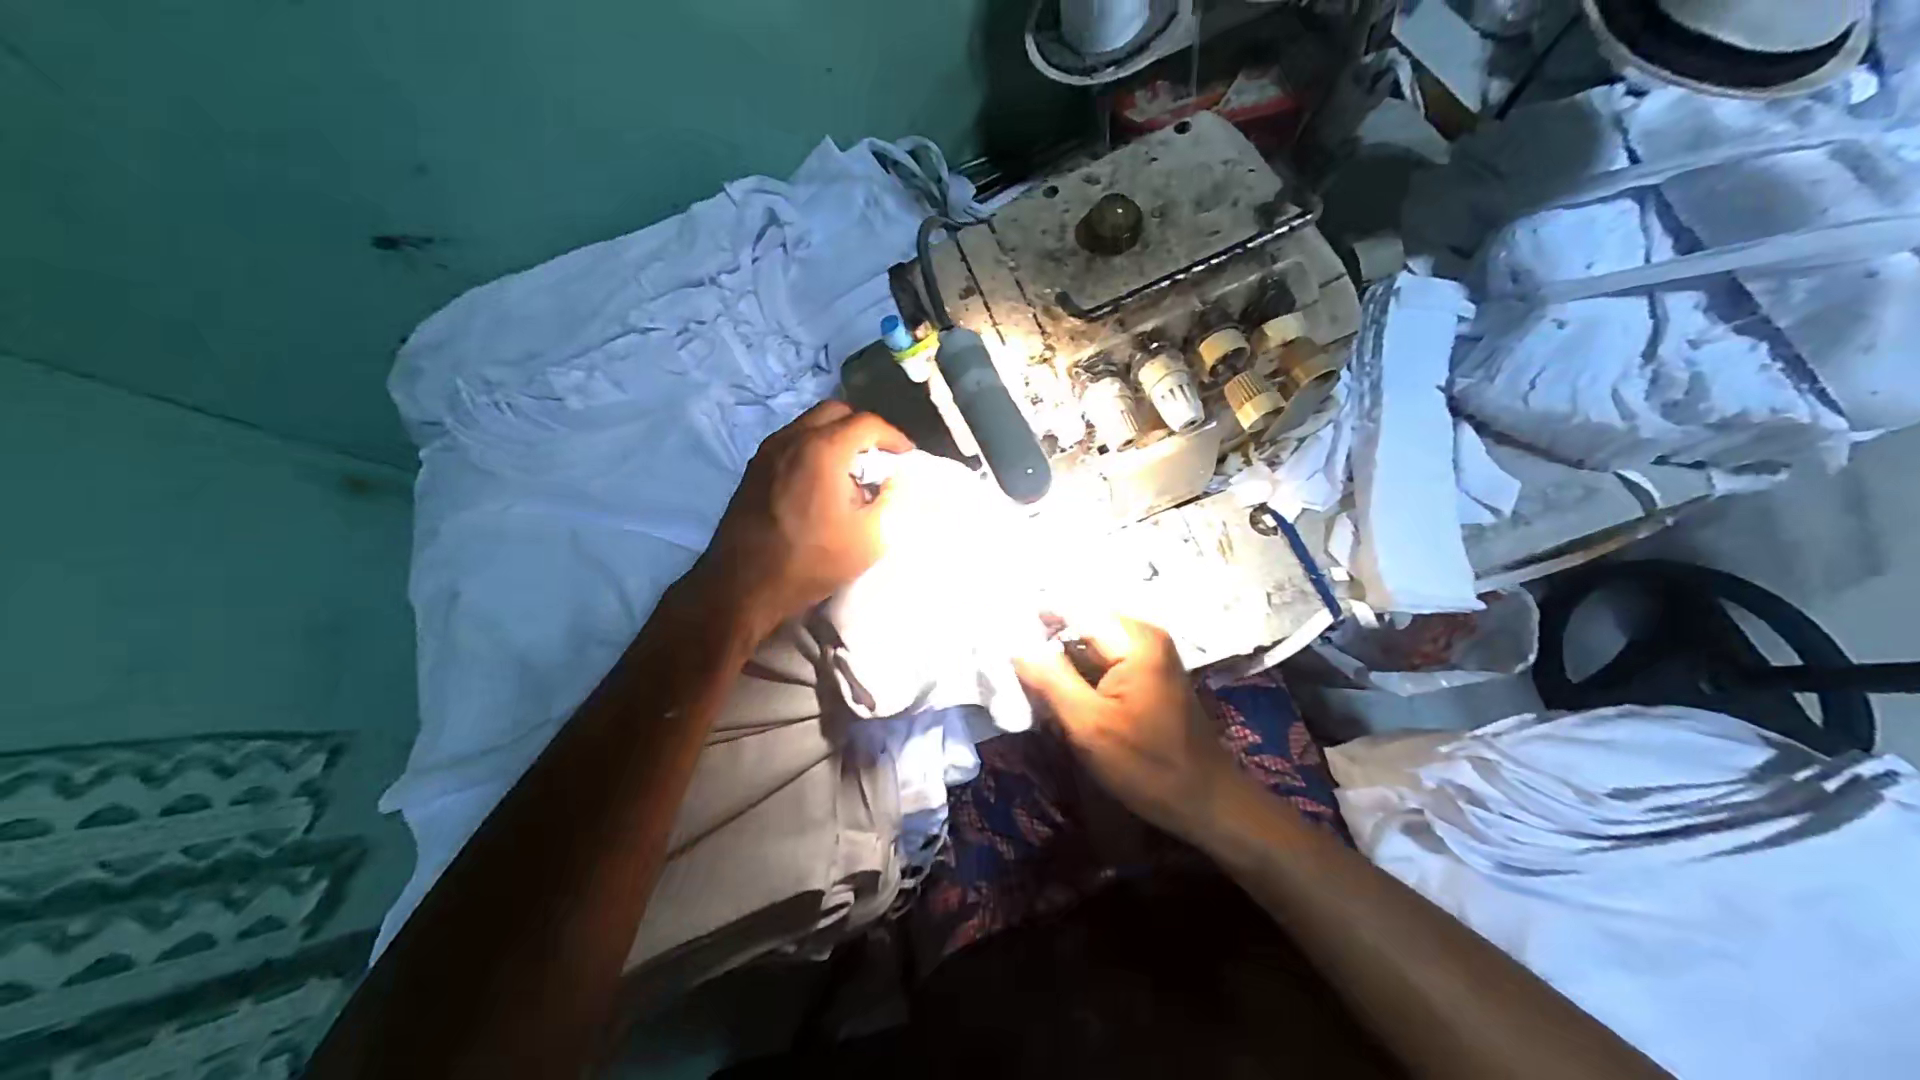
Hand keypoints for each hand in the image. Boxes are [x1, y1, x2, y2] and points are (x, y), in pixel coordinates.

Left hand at [695, 401, 912, 640]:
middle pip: (836, 412)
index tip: (906, 456)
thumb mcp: (869, 538)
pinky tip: (821, 481)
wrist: (743, 585)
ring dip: (836, 437)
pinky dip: (814, 448)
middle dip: (863, 429)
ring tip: (851, 470)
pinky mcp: (754, 468)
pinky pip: (792, 441)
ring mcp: (768, 451)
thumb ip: (889, 501)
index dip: (893, 437)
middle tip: (879, 457)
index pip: (867, 423)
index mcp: (823, 450)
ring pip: (810, 423)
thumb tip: (891, 481)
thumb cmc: (810, 561)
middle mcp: (792, 439)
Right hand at [1014, 616, 1254, 843]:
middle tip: (1009, 664)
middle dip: (1044, 641)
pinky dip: (1078, 673)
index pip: (1070, 609)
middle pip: (1078, 623)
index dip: (1033, 620)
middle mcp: (1143, 634)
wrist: (1206, 802)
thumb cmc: (1148, 766)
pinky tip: (1058, 694)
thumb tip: (1015, 644)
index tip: (1000, 637)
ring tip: (1028, 680)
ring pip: (1087, 643)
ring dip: (1058, 660)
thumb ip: (1049, 679)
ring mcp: (1147, 653)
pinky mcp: (1146, 673)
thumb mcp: (1089, 725)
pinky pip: (1101, 660)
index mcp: (1134, 638)